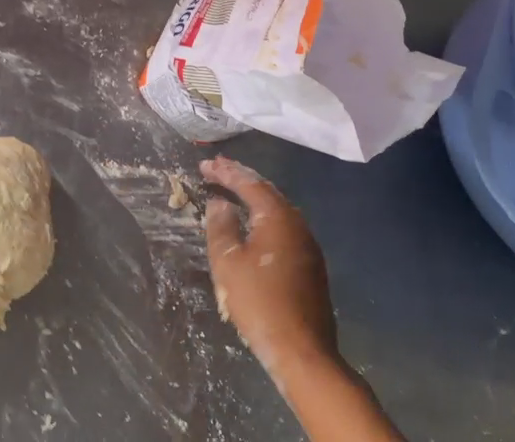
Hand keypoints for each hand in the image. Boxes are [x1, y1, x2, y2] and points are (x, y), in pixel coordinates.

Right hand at [202, 157, 403, 441]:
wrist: (301, 350)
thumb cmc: (258, 301)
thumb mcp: (227, 261)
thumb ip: (221, 226)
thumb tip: (221, 204)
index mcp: (279, 219)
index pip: (250, 184)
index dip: (226, 172)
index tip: (204, 164)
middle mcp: (298, 226)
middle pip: (268, 193)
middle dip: (241, 179)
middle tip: (217, 170)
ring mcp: (308, 247)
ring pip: (278, 211)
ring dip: (254, 198)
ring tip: (231, 192)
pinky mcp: (310, 266)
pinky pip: (284, 228)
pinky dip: (264, 217)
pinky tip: (252, 224)